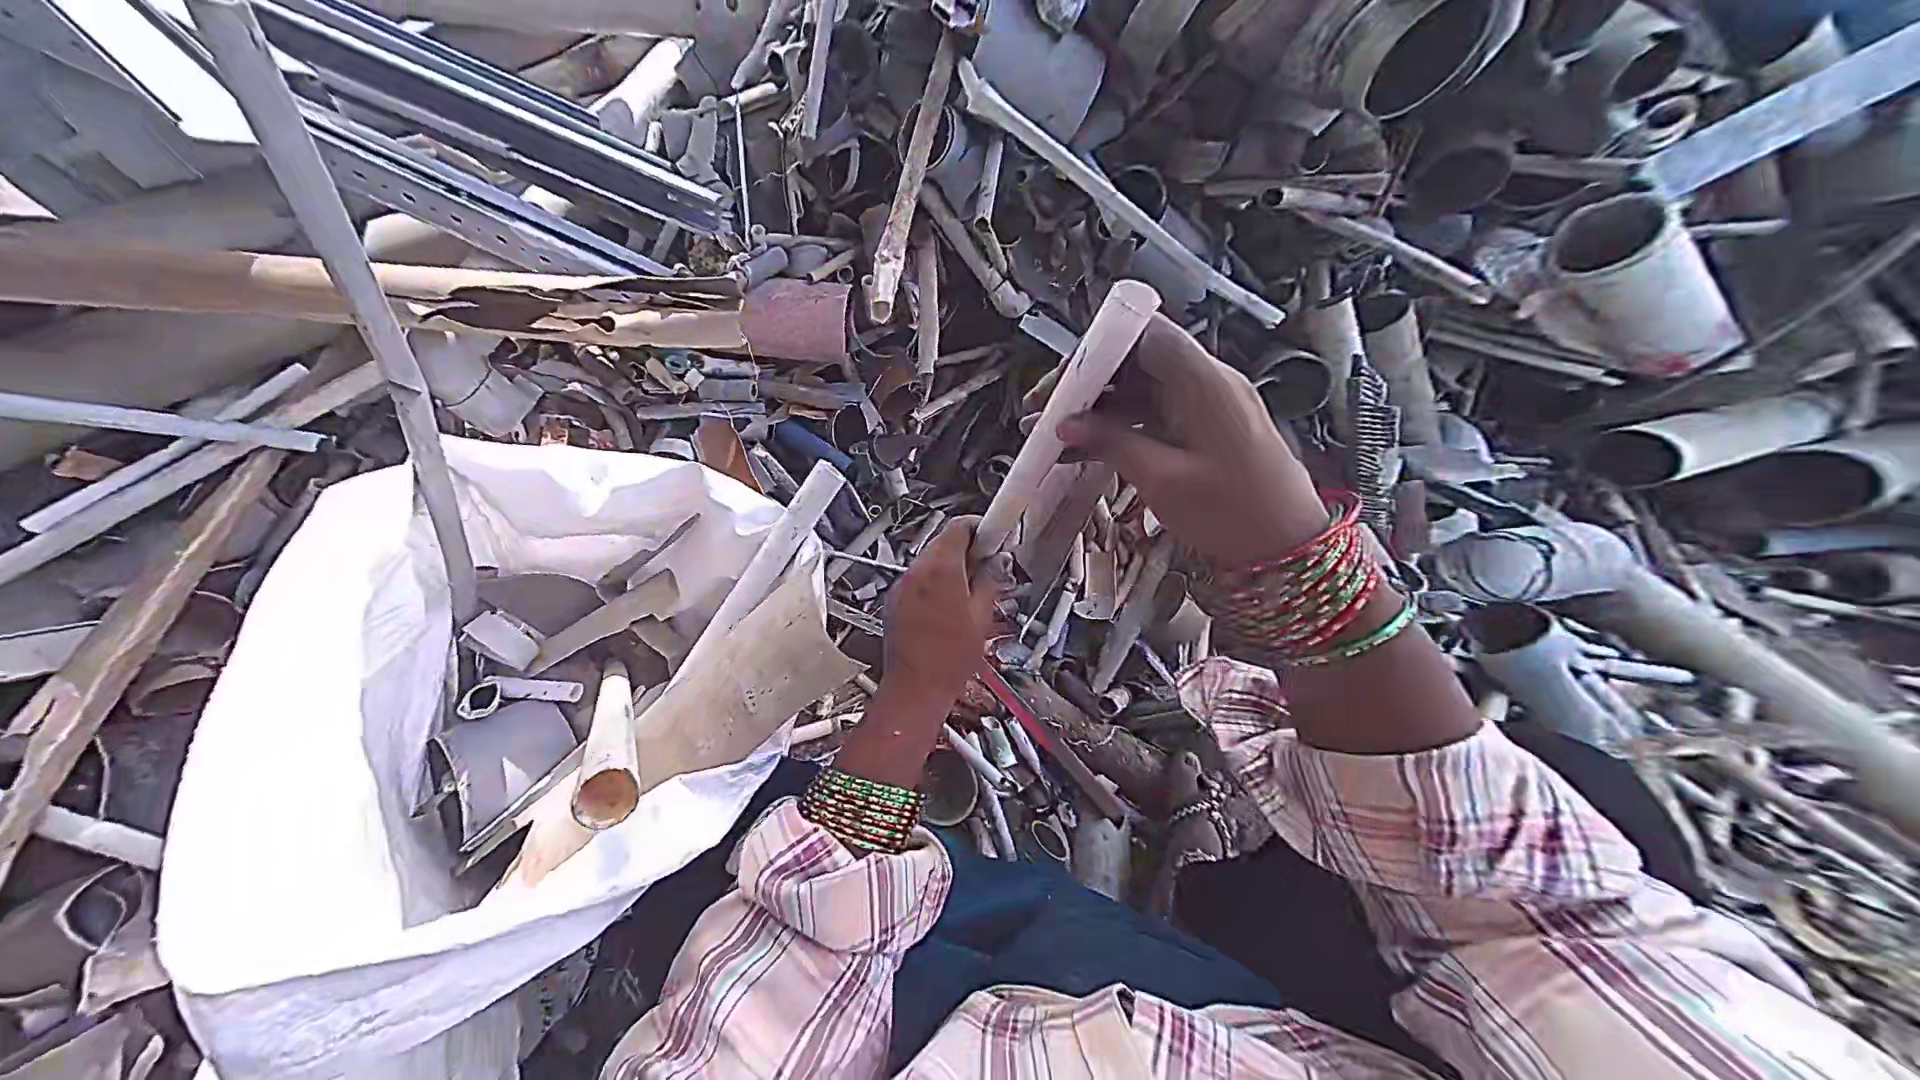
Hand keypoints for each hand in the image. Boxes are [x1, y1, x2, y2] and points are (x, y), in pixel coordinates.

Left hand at [882, 517, 1013, 702]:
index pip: (959, 527)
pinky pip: (918, 579)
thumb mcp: (981, 617)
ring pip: (930, 560)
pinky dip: (935, 583)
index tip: (994, 538)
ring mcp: (903, 585)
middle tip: (989, 566)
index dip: (980, 528)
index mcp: (941, 570)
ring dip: (951, 566)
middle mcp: (917, 572)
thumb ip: (990, 581)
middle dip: (968, 550)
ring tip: (971, 590)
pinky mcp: (896, 600)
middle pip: (944, 542)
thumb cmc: (947, 660)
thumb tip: (998, 562)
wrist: (916, 688)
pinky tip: (950, 604)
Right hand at [1034, 314, 1327, 566]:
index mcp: (1203, 383)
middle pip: (1136, 361)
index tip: (1063, 378)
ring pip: (1138, 390)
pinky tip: (1085, 449)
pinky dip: (1119, 429)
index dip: (1098, 348)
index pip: (1146, 335)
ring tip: (1055, 435)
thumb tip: (1067, 425)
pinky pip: (1152, 415)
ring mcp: (1204, 406)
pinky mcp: (1202, 428)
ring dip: (1097, 409)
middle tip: (1045, 410)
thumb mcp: (1164, 481)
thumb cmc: (1235, 515)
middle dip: (1088, 383)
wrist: (1288, 547)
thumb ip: (1113, 444)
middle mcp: (1205, 383)